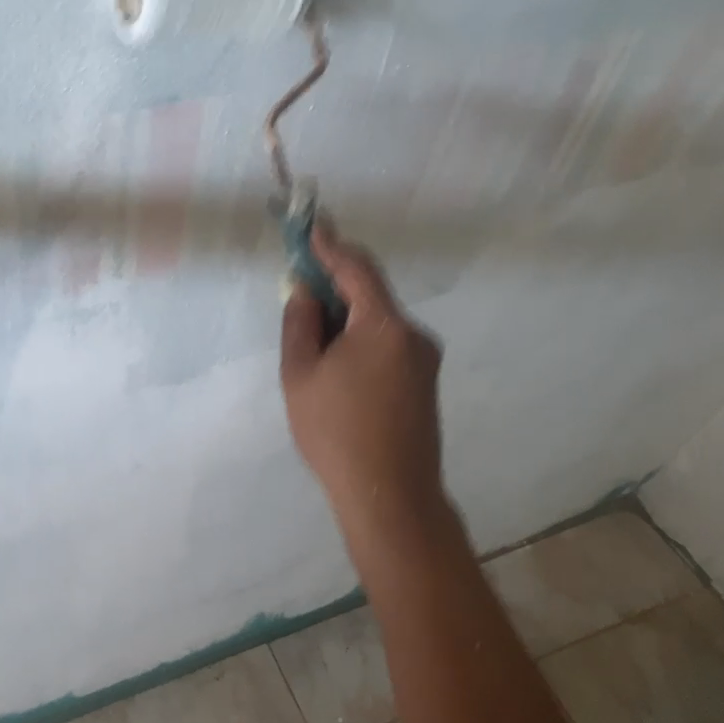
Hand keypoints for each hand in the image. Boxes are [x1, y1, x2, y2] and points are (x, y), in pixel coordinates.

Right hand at [280, 221, 444, 528]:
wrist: (391, 497)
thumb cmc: (337, 432)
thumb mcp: (300, 374)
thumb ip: (301, 324)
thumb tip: (306, 292)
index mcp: (384, 326)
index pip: (357, 268)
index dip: (330, 245)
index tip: (310, 225)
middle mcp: (413, 334)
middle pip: (369, 293)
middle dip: (334, 284)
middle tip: (299, 286)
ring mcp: (424, 360)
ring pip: (378, 321)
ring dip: (346, 317)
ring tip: (311, 339)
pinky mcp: (424, 382)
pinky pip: (387, 344)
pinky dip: (360, 339)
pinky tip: (336, 364)